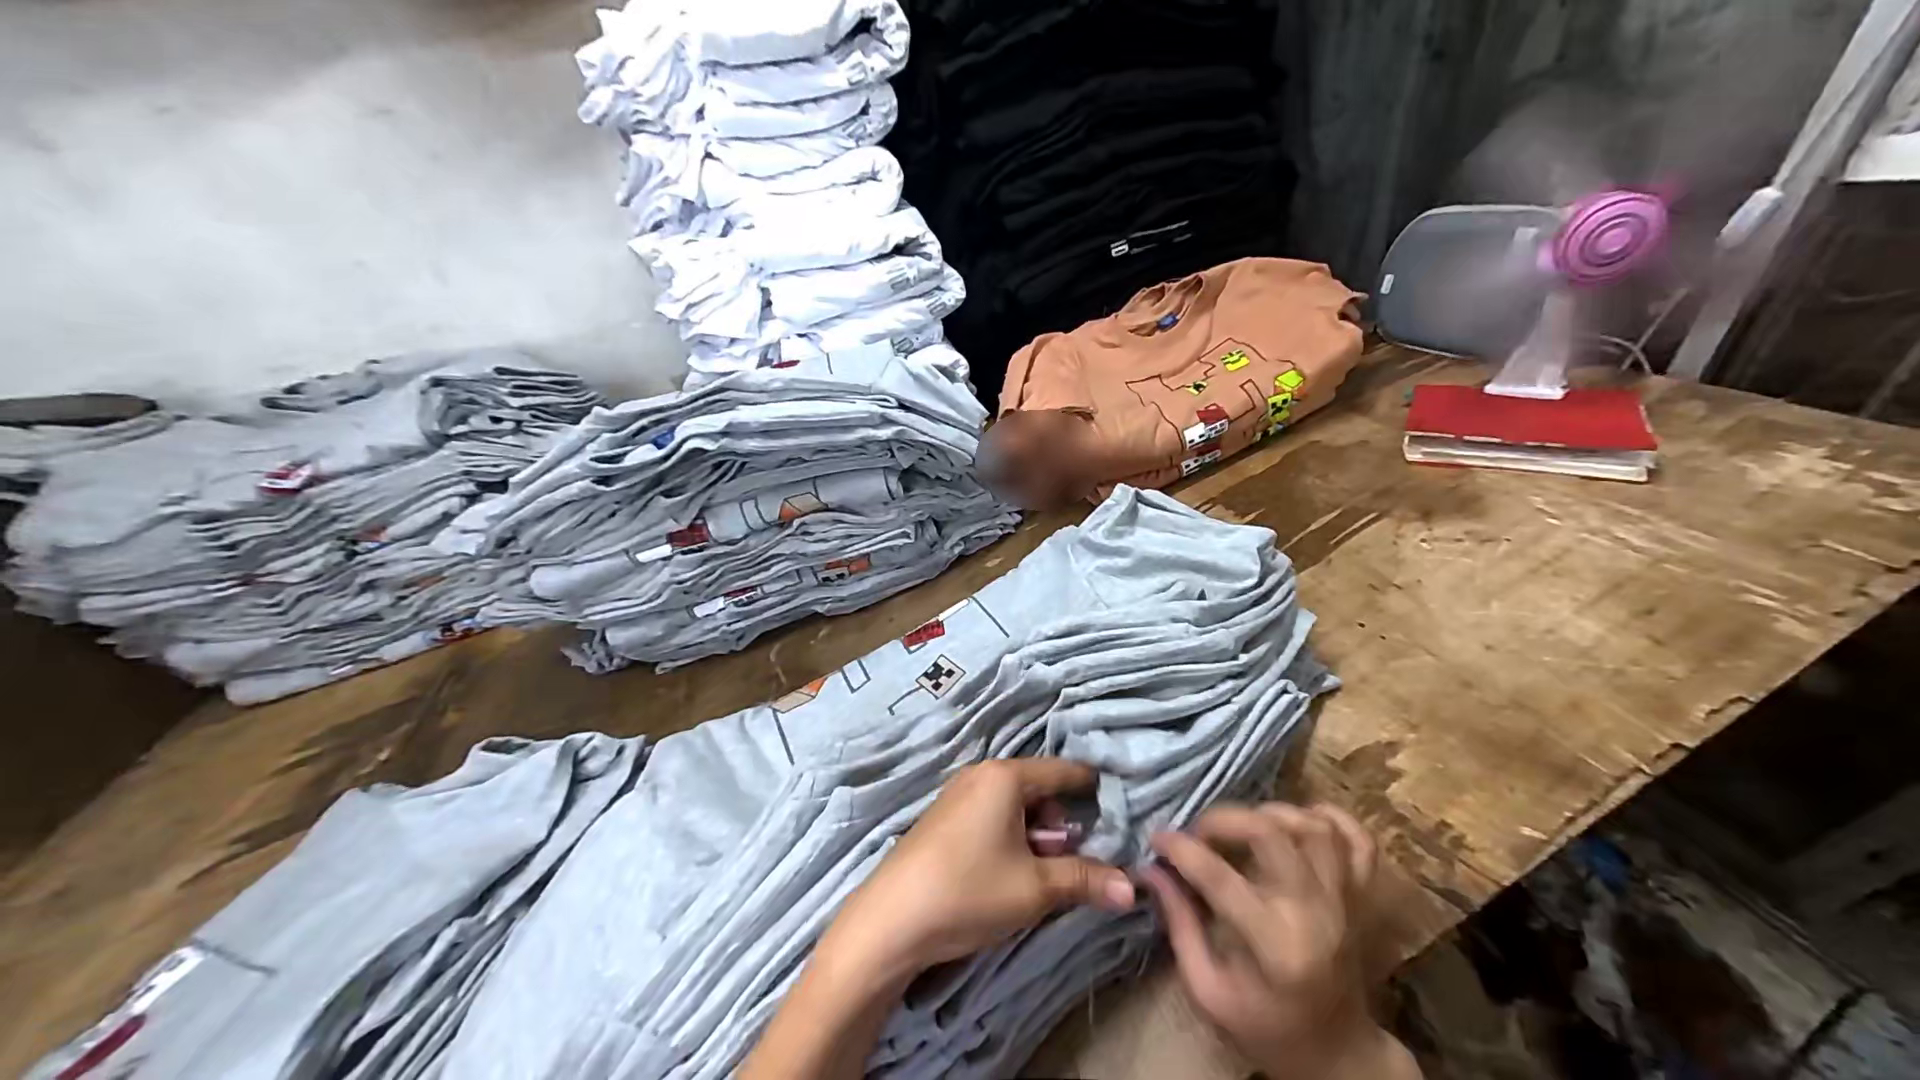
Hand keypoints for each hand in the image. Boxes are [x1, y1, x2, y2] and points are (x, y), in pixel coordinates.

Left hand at [820, 758, 1136, 982]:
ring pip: (1014, 807)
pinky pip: (991, 816)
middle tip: (1062, 864)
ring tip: (1033, 877)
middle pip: (1039, 790)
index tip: (1117, 808)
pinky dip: (1009, 838)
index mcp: (1004, 777)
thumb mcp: (1035, 888)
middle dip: (1059, 825)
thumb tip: (1133, 890)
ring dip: (1034, 837)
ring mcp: (957, 796)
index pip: (1063, 771)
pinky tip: (1004, 874)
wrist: (890, 920)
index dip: (1093, 789)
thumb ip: (1086, 880)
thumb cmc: (969, 890)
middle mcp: (980, 775)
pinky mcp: (943, 819)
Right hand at [1144, 803, 1417, 1079]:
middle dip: (1223, 818)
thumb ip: (1180, 923)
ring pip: (1314, 827)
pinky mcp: (1363, 896)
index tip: (1157, 839)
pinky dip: (1329, 818)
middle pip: (1271, 833)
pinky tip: (1297, 820)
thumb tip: (1151, 869)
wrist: (1338, 1054)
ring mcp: (1346, 901)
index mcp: (1274, 945)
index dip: (1180, 848)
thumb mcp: (1208, 989)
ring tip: (1243, 826)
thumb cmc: (1265, 1026)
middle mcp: (1315, 913)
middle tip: (1199, 830)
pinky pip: (1358, 839)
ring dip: (1271, 814)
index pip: (1218, 877)